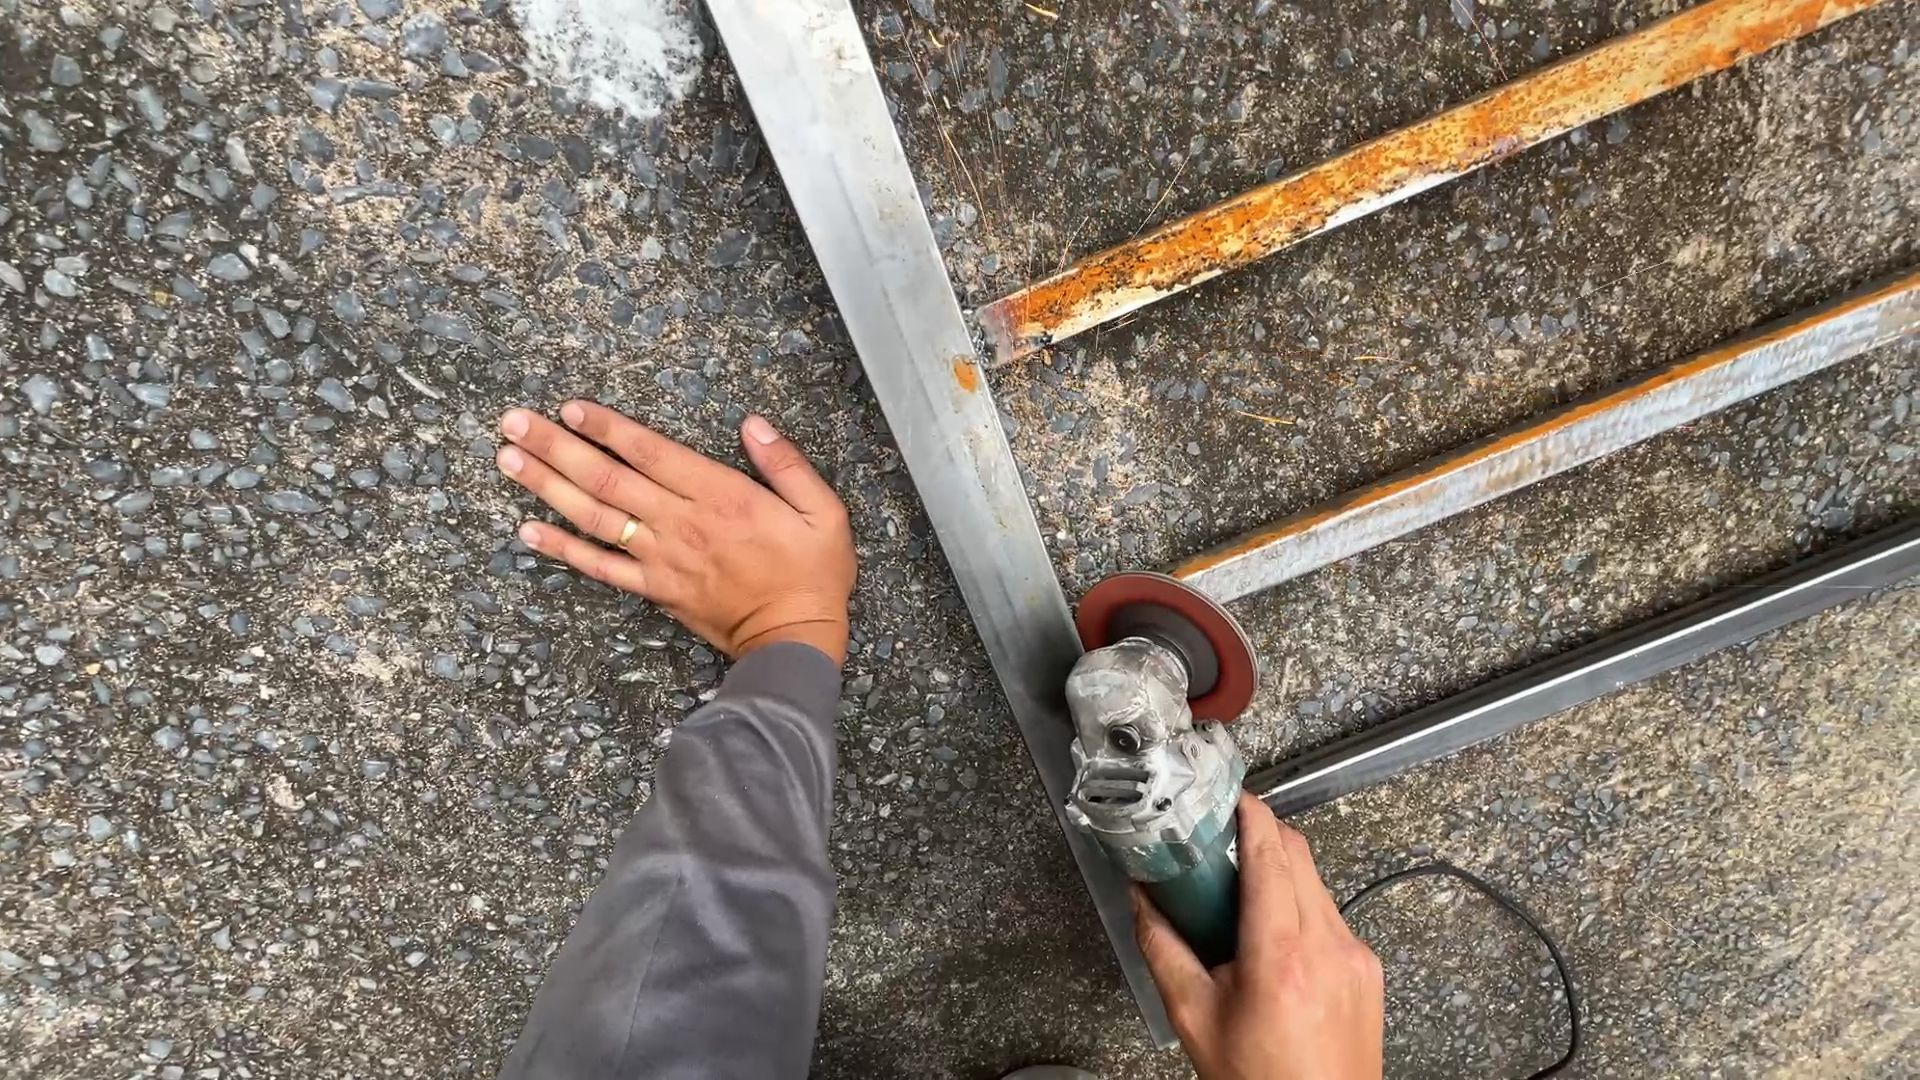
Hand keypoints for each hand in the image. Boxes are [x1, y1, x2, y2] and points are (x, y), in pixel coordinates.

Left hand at [496, 402, 856, 665]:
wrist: (796, 637)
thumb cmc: (814, 573)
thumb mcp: (824, 512)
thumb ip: (788, 465)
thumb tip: (753, 425)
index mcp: (723, 498)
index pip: (653, 453)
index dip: (609, 428)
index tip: (571, 408)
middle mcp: (683, 524)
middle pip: (609, 479)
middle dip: (558, 447)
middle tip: (513, 421)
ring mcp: (664, 559)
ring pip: (595, 518)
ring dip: (548, 487)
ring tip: (508, 459)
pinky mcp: (657, 589)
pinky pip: (601, 569)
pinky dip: (563, 550)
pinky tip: (528, 531)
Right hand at [1135, 794, 1383, 1079]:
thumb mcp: (1193, 1015)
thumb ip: (1161, 947)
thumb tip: (1141, 896)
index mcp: (1281, 955)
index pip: (1271, 854)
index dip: (1251, 813)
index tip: (1231, 794)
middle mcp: (1328, 946)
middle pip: (1298, 852)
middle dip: (1262, 829)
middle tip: (1224, 833)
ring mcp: (1355, 956)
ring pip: (1315, 877)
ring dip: (1280, 864)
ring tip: (1242, 884)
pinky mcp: (1367, 967)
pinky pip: (1329, 909)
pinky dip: (1299, 899)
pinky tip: (1272, 926)